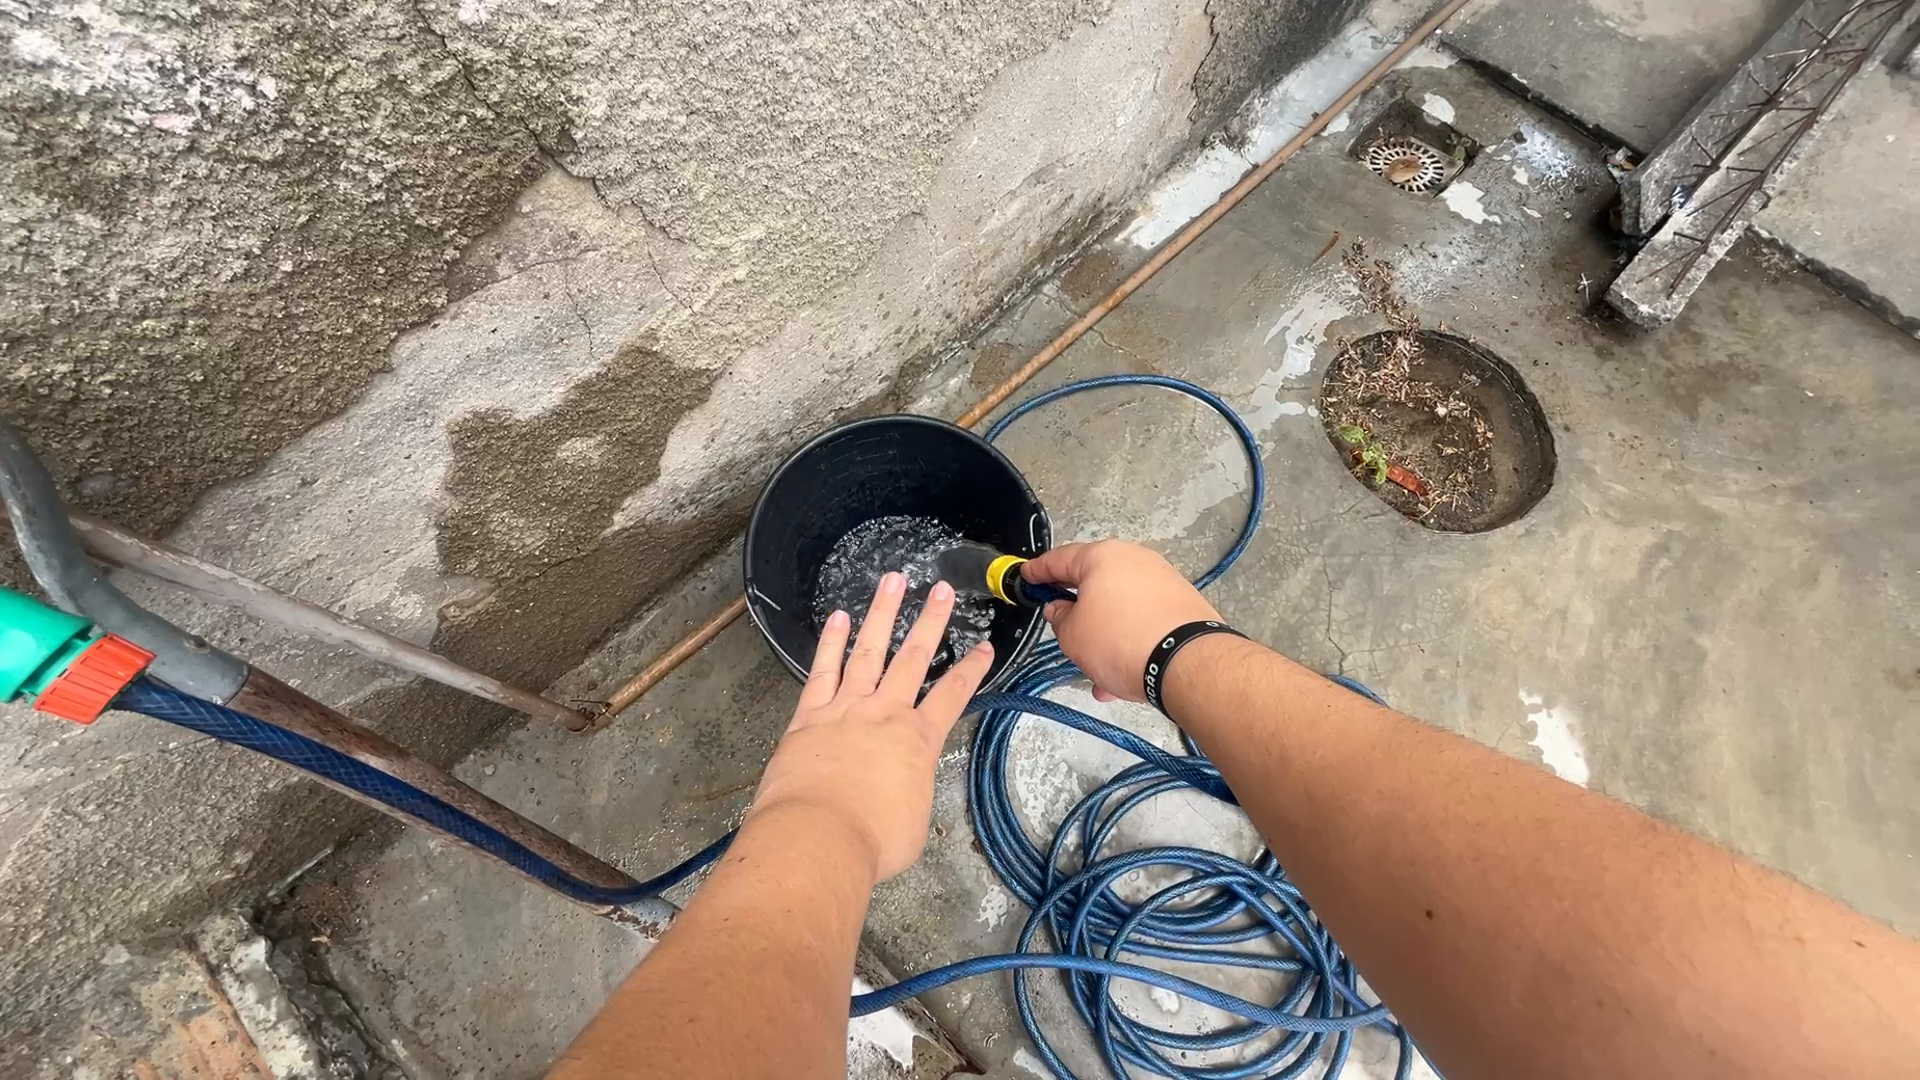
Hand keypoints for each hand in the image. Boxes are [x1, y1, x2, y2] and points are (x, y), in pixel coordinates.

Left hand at [748, 571, 993, 882]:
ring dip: (882, 614)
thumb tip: (902, 786)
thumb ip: (911, 790)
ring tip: (892, 581)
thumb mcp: (911, 821)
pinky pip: (823, 670)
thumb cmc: (872, 840)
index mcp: (917, 739)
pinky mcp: (809, 714)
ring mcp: (846, 708)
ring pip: (868, 650)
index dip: (972, 669)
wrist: (818, 837)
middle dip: (931, 620)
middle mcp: (885, 713)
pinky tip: (837, 617)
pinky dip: (831, 642)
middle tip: (942, 589)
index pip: (953, 695)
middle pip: (913, 657)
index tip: (985, 645)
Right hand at [1021, 540, 1220, 702]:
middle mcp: (1134, 560)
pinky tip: (1120, 674)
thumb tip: (1059, 610)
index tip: (1027, 576)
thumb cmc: (1124, 642)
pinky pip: (1142, 619)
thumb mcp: (1072, 636)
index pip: (1059, 558)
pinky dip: (1128, 639)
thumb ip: (1059, 619)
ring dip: (1103, 633)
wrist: (1186, 663)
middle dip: (1077, 608)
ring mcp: (1162, 580)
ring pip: (1119, 606)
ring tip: (1095, 669)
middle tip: (1060, 622)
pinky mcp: (1182, 603)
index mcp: (1102, 557)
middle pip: (1094, 582)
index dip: (1038, 570)